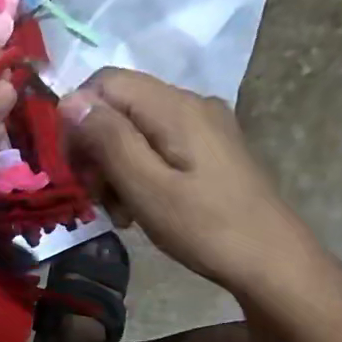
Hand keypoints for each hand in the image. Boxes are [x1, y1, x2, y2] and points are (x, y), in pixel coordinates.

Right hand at [59, 68, 289, 290]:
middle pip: (119, 106)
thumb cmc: (205, 228)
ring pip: (136, 129)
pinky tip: (141, 207)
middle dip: (95, 148)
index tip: (75, 168)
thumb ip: (108, 140)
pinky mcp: (210, 149)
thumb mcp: (147, 188)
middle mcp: (190, 104)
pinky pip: (158, 146)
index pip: (104, 82)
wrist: (271, 259)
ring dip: (115, 167)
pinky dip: (139, 172)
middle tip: (97, 197)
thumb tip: (69, 101)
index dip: (77, 118)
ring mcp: (204, 125)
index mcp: (174, 107)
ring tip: (121, 212)